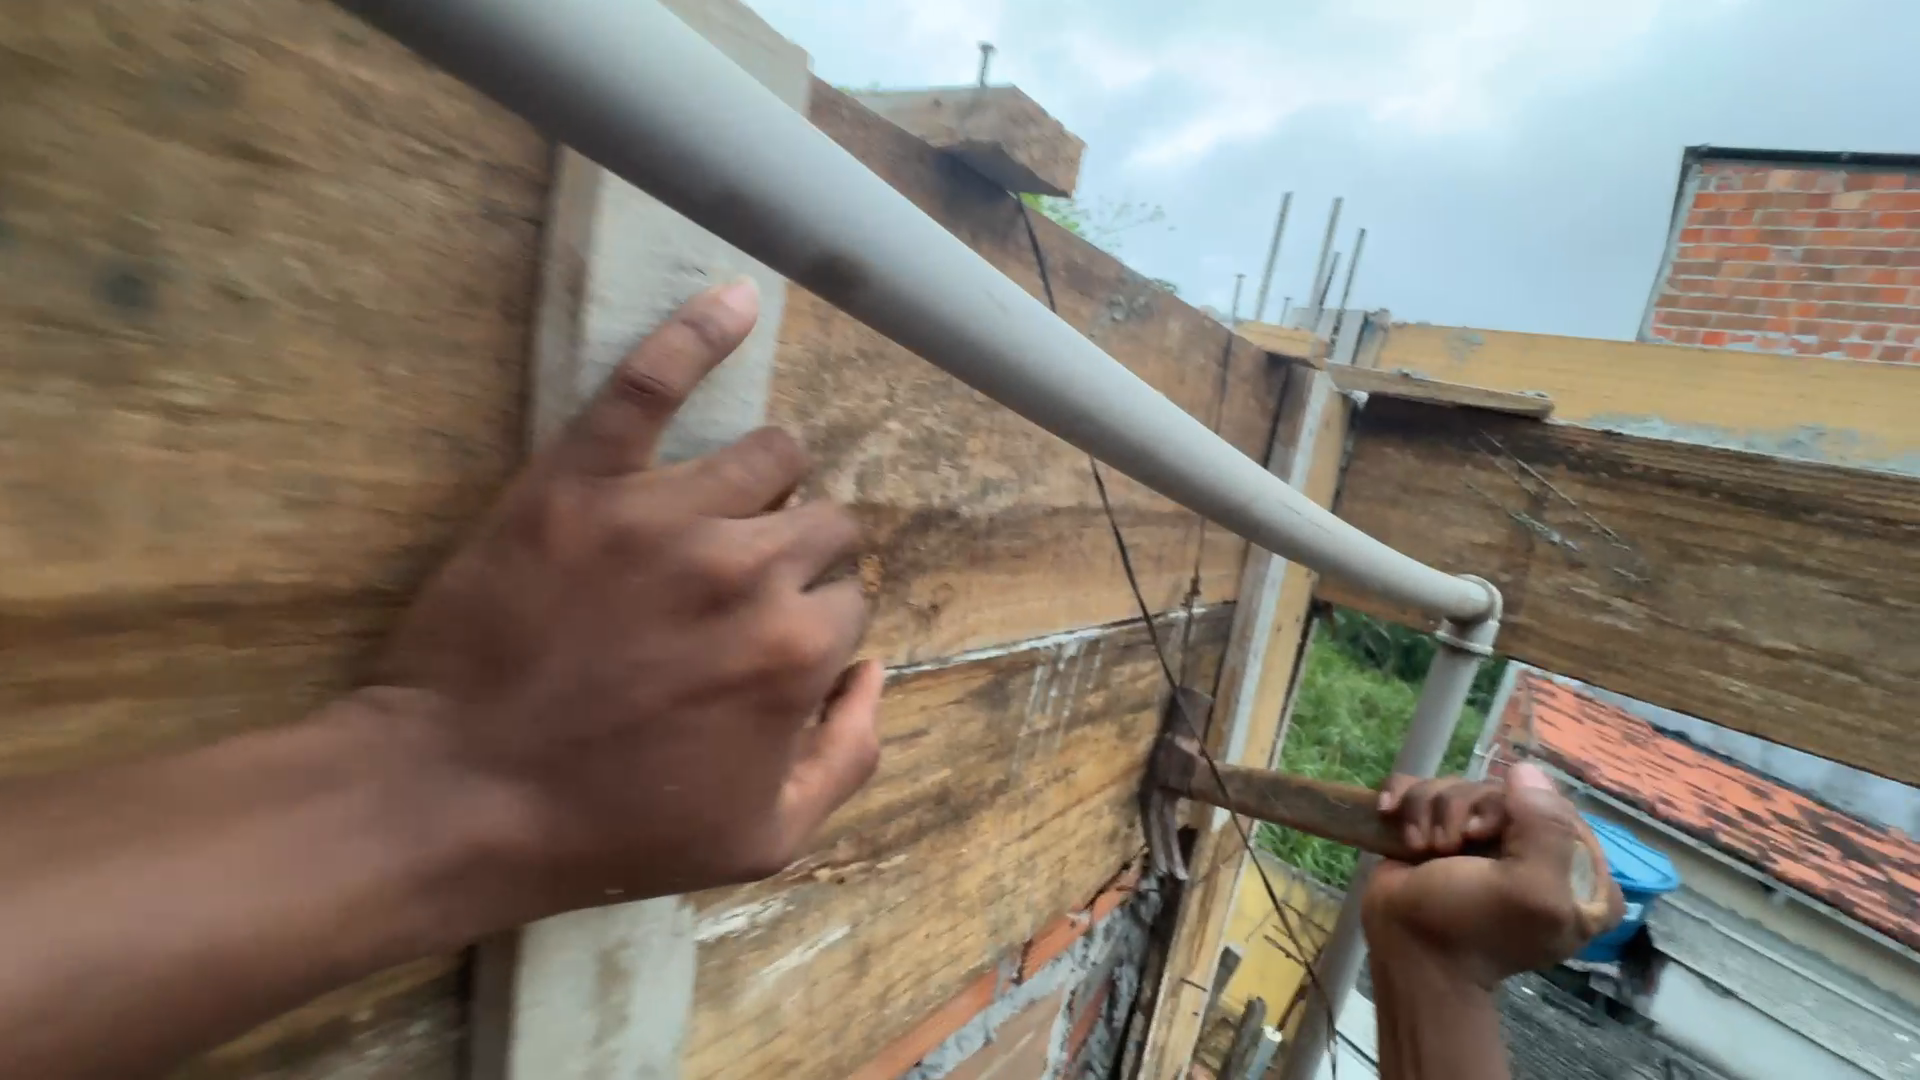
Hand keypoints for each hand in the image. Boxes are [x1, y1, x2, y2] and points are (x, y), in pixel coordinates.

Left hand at [366, 279, 882, 921]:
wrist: (453, 800)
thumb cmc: (616, 828)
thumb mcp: (769, 838)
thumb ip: (855, 753)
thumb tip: (880, 666)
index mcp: (800, 648)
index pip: (851, 604)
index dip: (817, 629)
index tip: (773, 650)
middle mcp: (754, 568)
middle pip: (829, 526)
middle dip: (809, 558)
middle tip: (755, 590)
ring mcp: (669, 514)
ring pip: (776, 457)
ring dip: (777, 484)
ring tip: (741, 508)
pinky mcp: (587, 481)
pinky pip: (652, 382)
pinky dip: (701, 332)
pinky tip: (740, 299)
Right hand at [1361, 764, 1623, 988]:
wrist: (1406, 947)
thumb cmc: (1472, 926)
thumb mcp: (1529, 891)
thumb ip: (1544, 830)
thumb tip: (1526, 770)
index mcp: (1573, 868)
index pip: (1545, 802)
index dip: (1507, 808)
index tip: (1480, 838)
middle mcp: (1529, 848)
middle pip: (1490, 789)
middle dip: (1456, 811)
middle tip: (1444, 847)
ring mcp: (1477, 838)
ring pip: (1450, 786)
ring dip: (1424, 811)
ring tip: (1419, 847)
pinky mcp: (1432, 829)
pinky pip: (1416, 787)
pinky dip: (1400, 798)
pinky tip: (1389, 814)